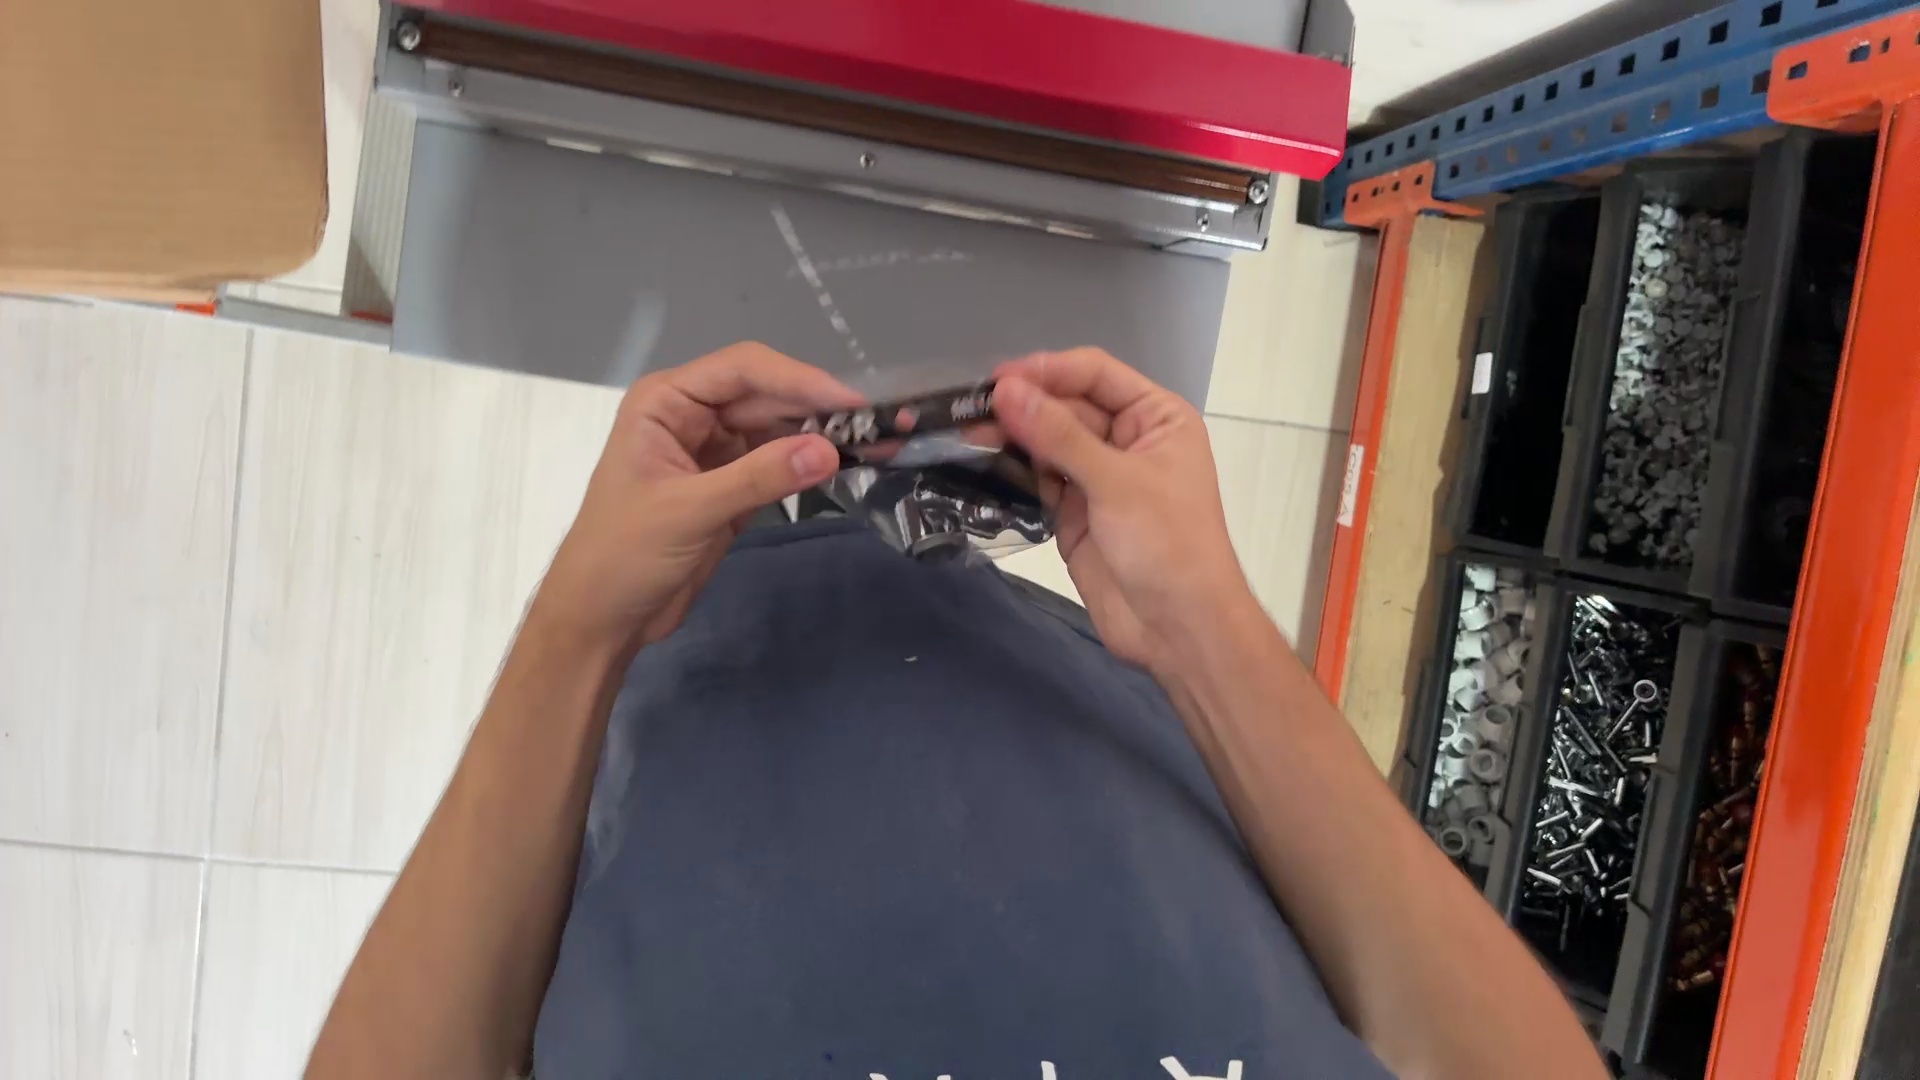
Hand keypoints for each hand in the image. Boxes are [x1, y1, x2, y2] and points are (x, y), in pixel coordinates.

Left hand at [534, 343, 859, 653]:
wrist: (604, 617)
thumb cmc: (623, 555)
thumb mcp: (689, 511)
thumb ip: (758, 478)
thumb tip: (830, 450)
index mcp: (668, 401)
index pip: (744, 371)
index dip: (801, 381)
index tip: (853, 404)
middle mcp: (695, 415)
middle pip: (770, 396)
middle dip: (823, 407)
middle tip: (885, 423)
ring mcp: (718, 451)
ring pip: (781, 428)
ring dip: (825, 434)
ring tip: (880, 441)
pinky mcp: (735, 486)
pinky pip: (781, 463)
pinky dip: (813, 463)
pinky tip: (850, 462)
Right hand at [993, 348, 1258, 670]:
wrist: (1177, 629)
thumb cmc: (1166, 543)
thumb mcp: (1116, 481)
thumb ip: (1058, 435)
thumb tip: (1004, 390)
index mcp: (1154, 417)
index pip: (1094, 375)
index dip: (1046, 372)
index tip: (997, 381)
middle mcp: (1125, 440)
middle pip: (1065, 407)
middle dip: (1022, 407)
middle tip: (965, 411)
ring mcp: (1097, 477)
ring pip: (1046, 444)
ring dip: (1011, 438)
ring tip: (963, 434)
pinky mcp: (1073, 513)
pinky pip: (1038, 480)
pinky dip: (1012, 472)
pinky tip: (979, 462)